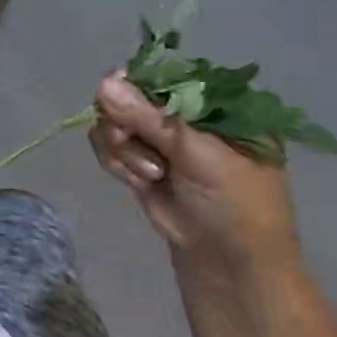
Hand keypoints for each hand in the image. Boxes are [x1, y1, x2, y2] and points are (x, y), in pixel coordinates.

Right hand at [89, 72, 298, 269]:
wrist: (227, 260)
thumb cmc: (234, 202)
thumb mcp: (196, 153)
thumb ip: (148, 118)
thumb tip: (102, 83)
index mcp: (215, 104)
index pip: (164, 76)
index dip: (135, 83)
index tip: (116, 95)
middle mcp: (185, 116)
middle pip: (130, 97)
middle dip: (124, 123)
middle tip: (127, 140)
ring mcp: (160, 141)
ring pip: (113, 123)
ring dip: (123, 149)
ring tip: (149, 175)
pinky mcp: (140, 162)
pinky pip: (109, 147)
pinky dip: (116, 163)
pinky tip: (137, 182)